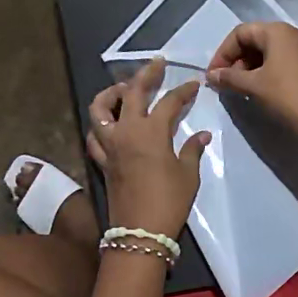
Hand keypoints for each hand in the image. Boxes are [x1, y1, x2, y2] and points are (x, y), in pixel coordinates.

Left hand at [86, 59, 209, 237]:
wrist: (141, 231)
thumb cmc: (170, 201)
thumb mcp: (188, 175)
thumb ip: (192, 150)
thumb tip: (203, 135)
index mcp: (152, 132)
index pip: (169, 102)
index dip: (183, 92)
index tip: (194, 85)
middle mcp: (127, 131)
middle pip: (133, 93)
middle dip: (146, 75)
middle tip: (157, 64)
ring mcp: (110, 145)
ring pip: (101, 109)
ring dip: (112, 94)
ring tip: (123, 90)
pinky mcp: (103, 161)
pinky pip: (95, 135)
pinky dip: (101, 124)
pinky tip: (110, 124)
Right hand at [205, 23, 297, 141]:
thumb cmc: (288, 97)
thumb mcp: (254, 86)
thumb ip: (230, 78)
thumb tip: (212, 76)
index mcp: (278, 31)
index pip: (241, 33)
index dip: (223, 53)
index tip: (214, 75)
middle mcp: (293, 34)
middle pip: (256, 41)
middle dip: (237, 61)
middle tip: (226, 84)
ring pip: (269, 52)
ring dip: (250, 68)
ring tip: (240, 89)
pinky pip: (282, 62)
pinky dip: (266, 72)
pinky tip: (259, 90)